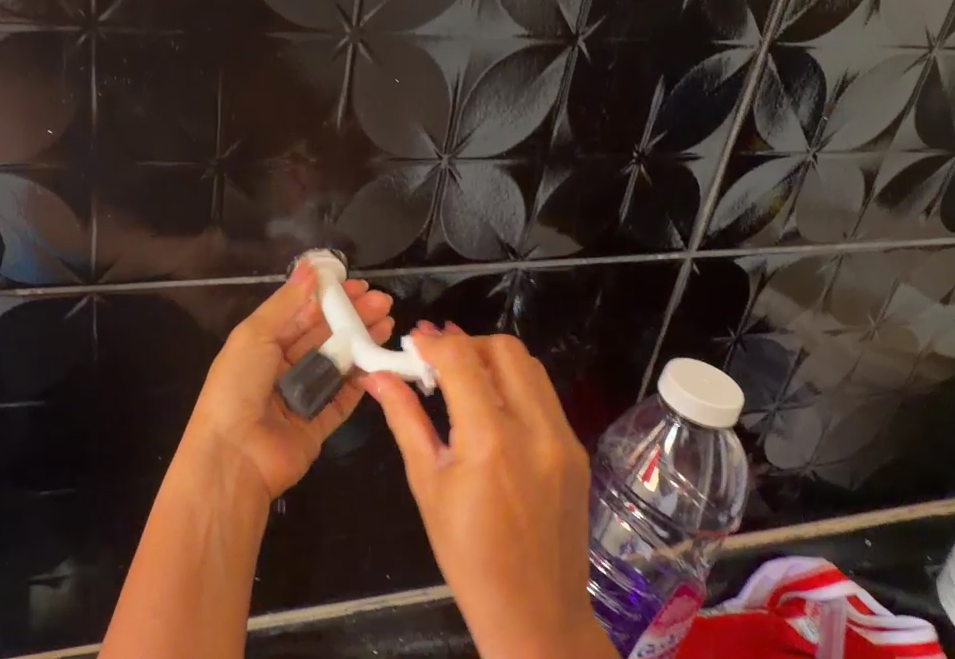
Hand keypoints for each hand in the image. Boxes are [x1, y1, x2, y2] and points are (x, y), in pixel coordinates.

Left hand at [178, 259, 394, 501]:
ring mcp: (302, 395)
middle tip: (383, 301)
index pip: (301, 313)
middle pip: (323, 335)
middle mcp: (282, 367)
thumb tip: (312, 267)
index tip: (358, 284)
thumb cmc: (238, 386)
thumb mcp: (255, 334)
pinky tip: (381, 359)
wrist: (234, 455)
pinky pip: (344, 396)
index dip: (329, 297)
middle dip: (352, 316)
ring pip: (338, 362)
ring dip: (362, 342)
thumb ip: (287, 302)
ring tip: (388, 323)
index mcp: (262, 343)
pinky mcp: (319, 422)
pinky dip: (363, 379)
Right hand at [364, 325, 616, 658]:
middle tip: (437, 360)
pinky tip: (492, 409)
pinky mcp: (577, 451)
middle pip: (504, 350)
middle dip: (466, 343)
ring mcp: (563, 440)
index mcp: (490, 441)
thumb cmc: (467, 554)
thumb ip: (405, 420)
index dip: (433, 343)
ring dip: (493, 361)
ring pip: (530, 367)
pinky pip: (545, 397)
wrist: (535, 612)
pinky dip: (515, 387)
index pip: (461, 360)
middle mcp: (535, 430)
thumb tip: (377, 376)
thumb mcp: (426, 484)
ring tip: (464, 379)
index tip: (412, 343)